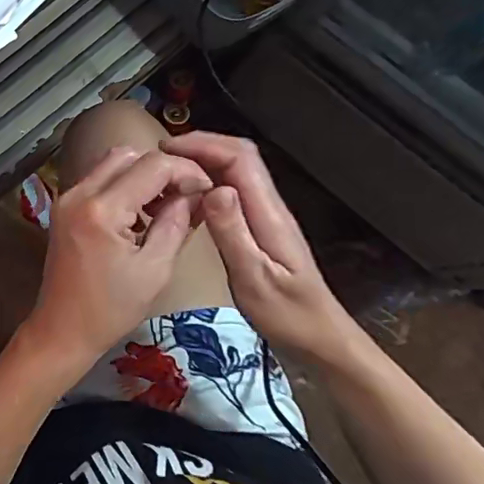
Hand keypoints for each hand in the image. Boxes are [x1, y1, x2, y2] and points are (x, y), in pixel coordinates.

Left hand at [23, 148, 211, 369]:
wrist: (62, 330)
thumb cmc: (110, 309)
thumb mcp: (155, 269)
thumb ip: (177, 223)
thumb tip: (195, 193)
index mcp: (101, 210)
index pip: (153, 165)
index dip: (186, 171)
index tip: (206, 189)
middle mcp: (79, 194)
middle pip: (130, 155)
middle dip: (163, 168)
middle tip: (186, 195)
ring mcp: (67, 198)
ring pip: (113, 163)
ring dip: (143, 175)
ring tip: (166, 206)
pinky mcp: (64, 207)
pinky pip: (100, 180)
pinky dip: (124, 185)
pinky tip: (141, 214)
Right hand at [160, 132, 358, 359]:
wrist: (319, 338)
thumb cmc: (288, 315)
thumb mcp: (253, 279)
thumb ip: (232, 233)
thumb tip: (214, 189)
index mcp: (268, 213)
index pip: (239, 158)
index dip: (203, 145)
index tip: (167, 150)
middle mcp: (269, 206)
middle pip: (239, 156)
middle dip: (201, 146)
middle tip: (163, 156)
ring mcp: (266, 215)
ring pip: (236, 172)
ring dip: (204, 162)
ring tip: (170, 172)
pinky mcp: (261, 227)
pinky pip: (234, 191)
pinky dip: (209, 183)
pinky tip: (190, 197)